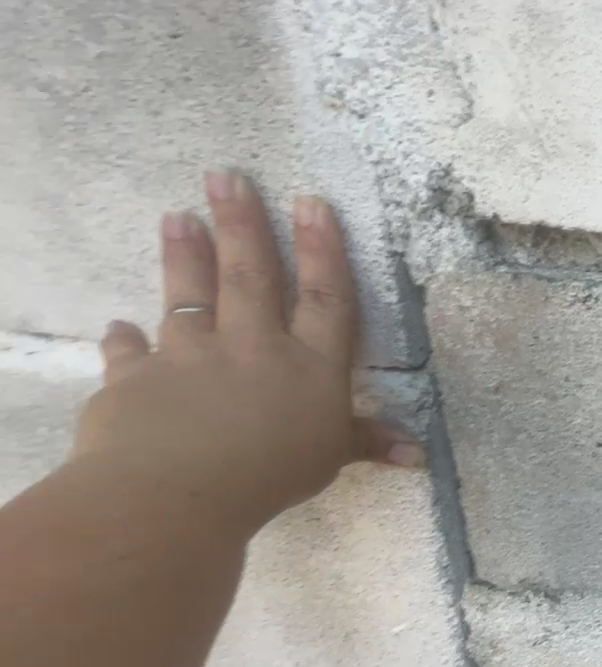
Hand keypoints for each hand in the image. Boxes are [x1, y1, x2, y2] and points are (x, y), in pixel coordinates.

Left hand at [68, 170, 419, 538]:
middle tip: (226, 177)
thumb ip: (368, 442)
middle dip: (242, 225)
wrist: (177, 489)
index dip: (323, 251)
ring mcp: (190, 357)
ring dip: (183, 255)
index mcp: (311, 366)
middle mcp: (254, 348)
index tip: (311, 203)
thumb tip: (418, 455)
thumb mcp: (334, 457)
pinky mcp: (137, 377)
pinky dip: (126, 340)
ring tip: (176, 215)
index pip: (326, 299)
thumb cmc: (274, 471)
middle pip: (252, 277)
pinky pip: (131, 352)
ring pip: (189, 296)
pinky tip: (120, 327)